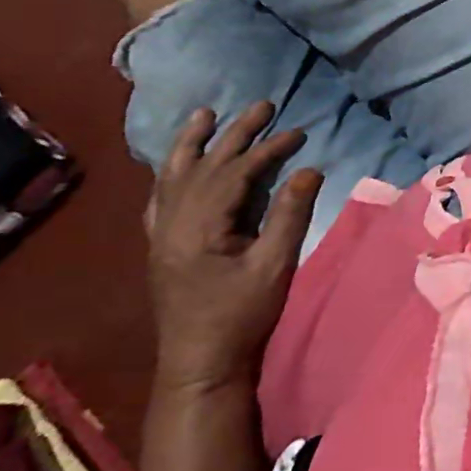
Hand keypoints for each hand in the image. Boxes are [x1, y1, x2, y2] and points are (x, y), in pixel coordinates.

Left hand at [146, 102, 320, 390]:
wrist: (199, 366)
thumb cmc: (241, 316)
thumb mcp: (274, 265)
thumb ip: (290, 214)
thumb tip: (310, 169)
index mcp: (199, 227)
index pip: (236, 173)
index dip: (269, 149)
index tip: (298, 132)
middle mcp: (173, 223)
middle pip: (205, 164)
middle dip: (236, 133)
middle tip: (263, 104)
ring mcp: (161, 234)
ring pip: (174, 175)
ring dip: (192, 142)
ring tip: (204, 114)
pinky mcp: (160, 245)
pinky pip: (160, 197)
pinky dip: (170, 173)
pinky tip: (176, 164)